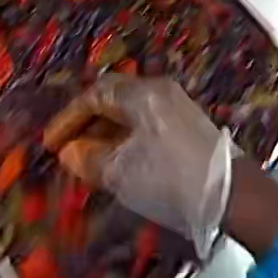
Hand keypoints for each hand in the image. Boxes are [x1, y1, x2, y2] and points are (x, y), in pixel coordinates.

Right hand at [43, 76, 235, 255]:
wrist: (227, 189)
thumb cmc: (169, 177)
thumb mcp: (121, 172)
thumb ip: (89, 158)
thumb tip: (70, 150)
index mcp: (143, 93)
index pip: (97, 93)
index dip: (69, 117)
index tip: (51, 141)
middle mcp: (159, 87)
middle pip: (114, 93)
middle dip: (86, 117)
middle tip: (66, 142)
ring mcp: (174, 100)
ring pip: (129, 105)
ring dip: (105, 126)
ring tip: (87, 152)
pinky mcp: (184, 118)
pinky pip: (144, 115)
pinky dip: (123, 131)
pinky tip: (116, 153)